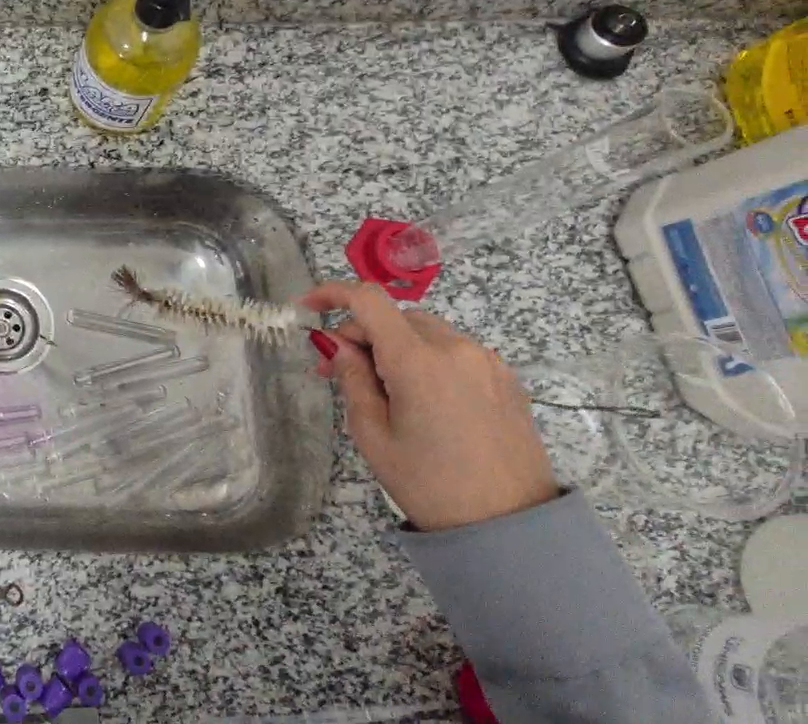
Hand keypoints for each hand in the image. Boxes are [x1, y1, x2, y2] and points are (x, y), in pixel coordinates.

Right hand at [301, 281, 558, 531]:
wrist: (512, 526)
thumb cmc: (429, 483)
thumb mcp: (372, 434)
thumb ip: (352, 378)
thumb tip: (338, 344)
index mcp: (417, 360)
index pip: (368, 300)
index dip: (332, 294)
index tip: (307, 309)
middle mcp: (456, 348)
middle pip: (395, 316)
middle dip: (360, 334)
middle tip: (337, 371)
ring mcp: (486, 361)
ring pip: (424, 331)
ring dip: (394, 346)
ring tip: (381, 389)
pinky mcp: (506, 378)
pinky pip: (453, 351)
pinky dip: (425, 358)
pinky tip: (420, 398)